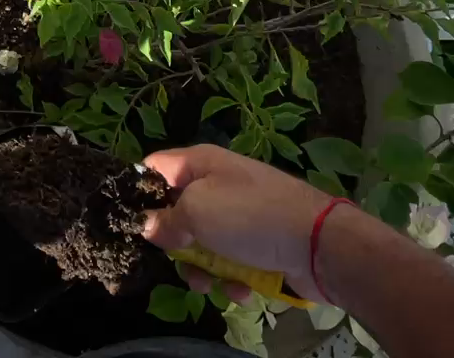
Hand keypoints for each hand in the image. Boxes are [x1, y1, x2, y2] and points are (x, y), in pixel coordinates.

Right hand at [140, 144, 337, 301]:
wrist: (321, 244)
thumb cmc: (250, 216)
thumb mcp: (198, 212)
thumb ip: (167, 220)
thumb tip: (148, 226)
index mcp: (200, 163)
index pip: (155, 168)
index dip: (139, 192)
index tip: (132, 222)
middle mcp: (217, 184)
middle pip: (178, 212)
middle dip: (175, 243)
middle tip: (179, 263)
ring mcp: (240, 215)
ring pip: (204, 243)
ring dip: (203, 269)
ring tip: (211, 286)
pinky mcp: (259, 244)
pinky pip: (231, 260)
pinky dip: (232, 278)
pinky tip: (242, 290)